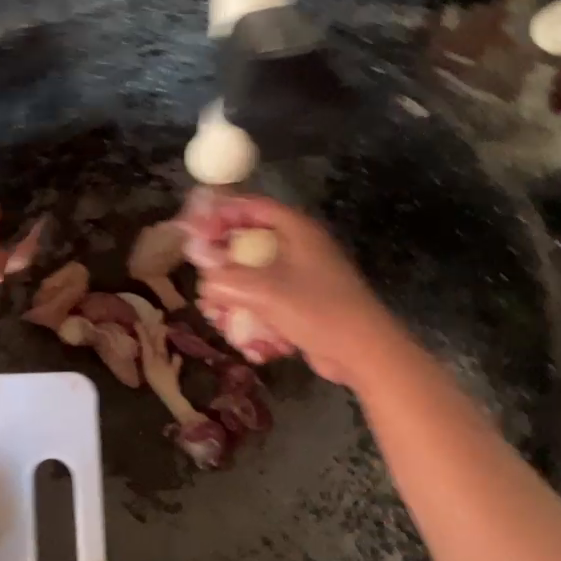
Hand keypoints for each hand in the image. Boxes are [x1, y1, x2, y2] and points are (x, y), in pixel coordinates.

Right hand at [180, 189, 400, 385]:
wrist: (365, 354)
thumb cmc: (318, 310)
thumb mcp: (264, 291)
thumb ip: (225, 279)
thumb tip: (204, 278)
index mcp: (295, 230)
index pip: (249, 206)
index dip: (219, 216)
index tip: (196, 236)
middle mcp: (297, 248)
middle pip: (245, 246)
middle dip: (222, 272)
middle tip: (206, 290)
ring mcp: (300, 277)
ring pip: (252, 280)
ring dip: (234, 303)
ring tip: (222, 322)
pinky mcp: (301, 305)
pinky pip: (265, 304)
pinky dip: (254, 321)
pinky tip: (252, 345)